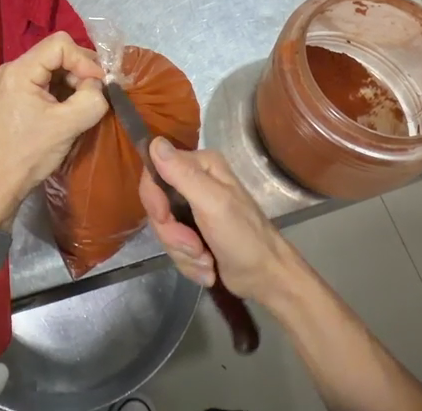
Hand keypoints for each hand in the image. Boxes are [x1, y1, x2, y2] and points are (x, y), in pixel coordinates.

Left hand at [0, 32, 106, 226]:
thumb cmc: (28, 154)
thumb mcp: (66, 126)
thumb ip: (91, 100)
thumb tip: (101, 86)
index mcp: (20, 70)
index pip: (60, 44)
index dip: (84, 59)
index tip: (100, 84)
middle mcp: (14, 69)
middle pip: (57, 53)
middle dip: (80, 71)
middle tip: (95, 96)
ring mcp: (14, 83)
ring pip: (54, 68)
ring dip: (73, 83)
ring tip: (83, 107)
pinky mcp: (17, 97)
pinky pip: (46, 83)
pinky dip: (63, 92)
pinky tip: (70, 112)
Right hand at [138, 137, 301, 303]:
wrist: (267, 278)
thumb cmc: (244, 237)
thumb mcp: (213, 203)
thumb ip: (183, 174)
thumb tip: (154, 142)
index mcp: (200, 165)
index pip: (155, 171)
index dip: (155, 199)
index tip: (165, 219)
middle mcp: (194, 182)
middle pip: (158, 205)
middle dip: (173, 235)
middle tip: (195, 248)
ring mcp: (193, 209)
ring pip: (164, 230)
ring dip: (183, 253)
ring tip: (206, 260)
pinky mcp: (194, 233)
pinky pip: (174, 247)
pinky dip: (189, 262)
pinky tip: (208, 267)